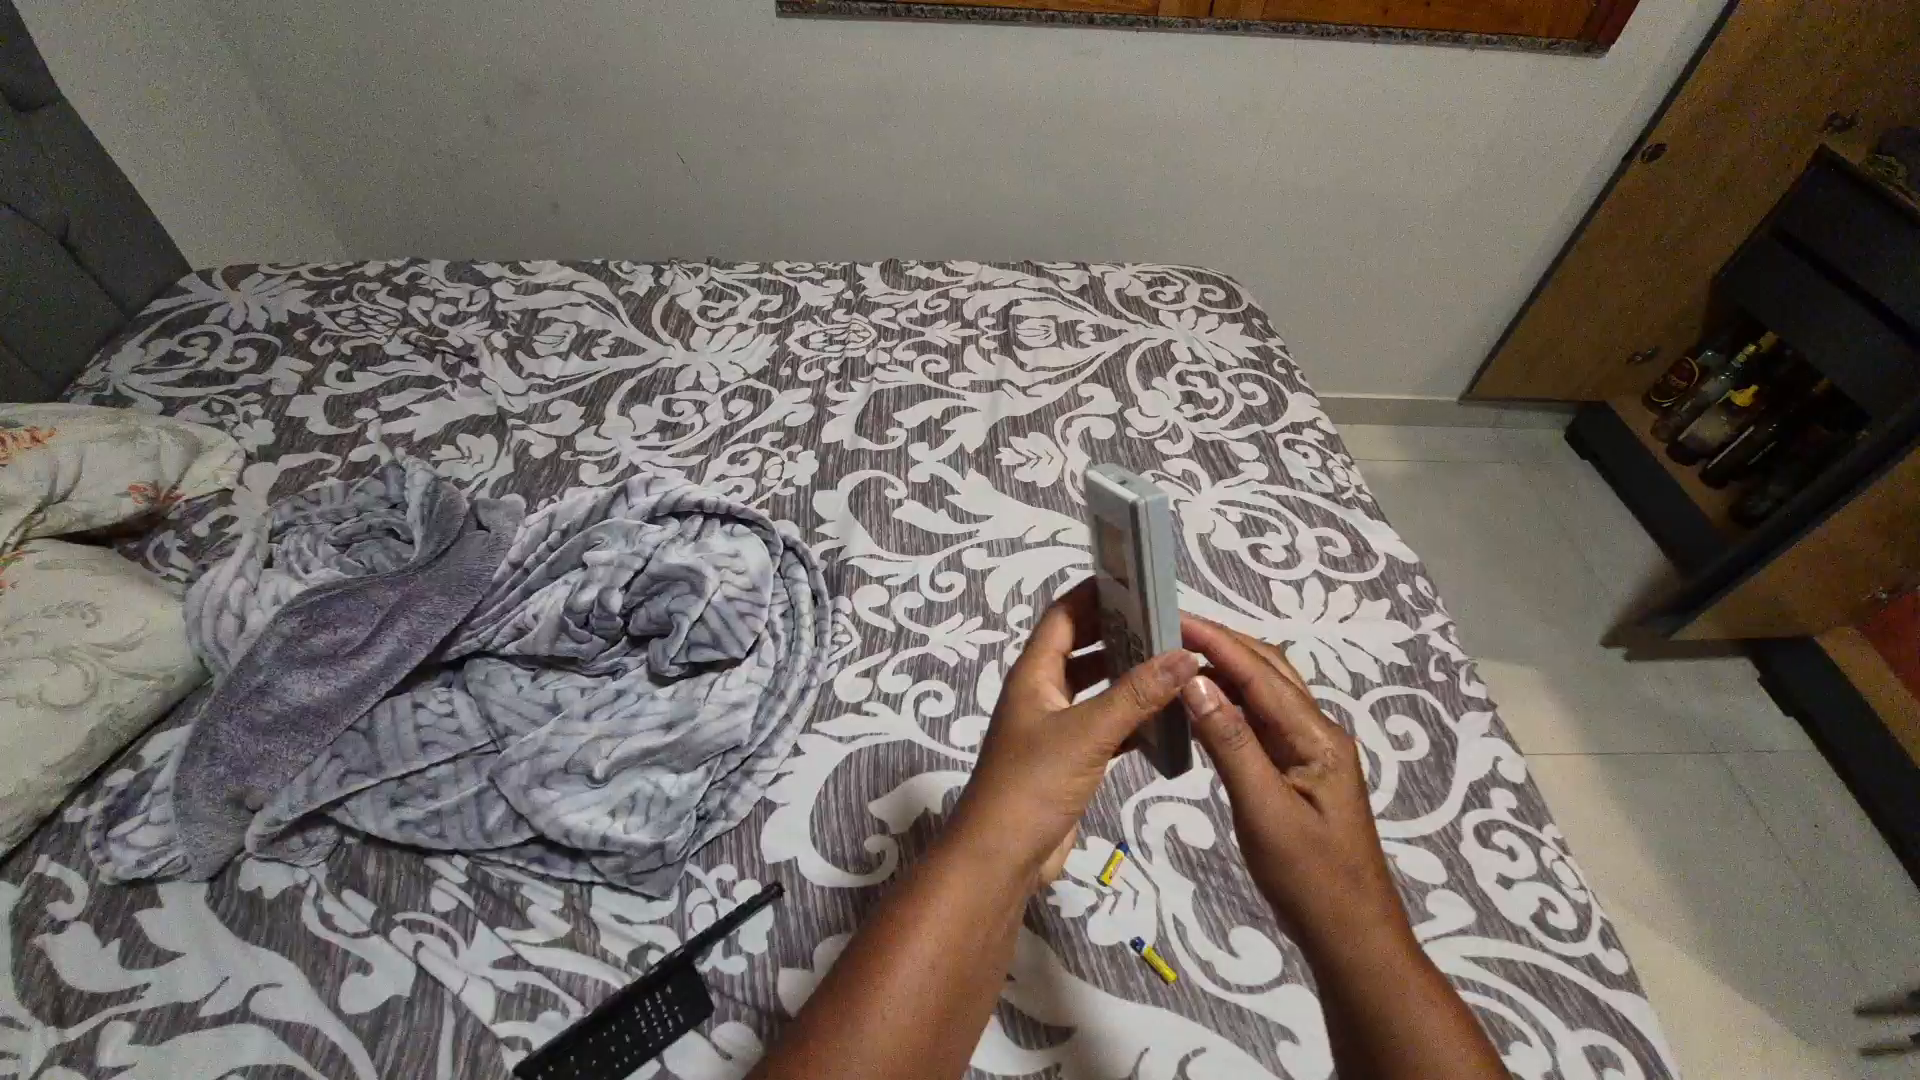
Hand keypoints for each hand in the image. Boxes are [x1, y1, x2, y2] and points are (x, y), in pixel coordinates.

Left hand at [951, 579, 1199, 890]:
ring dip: (1128, 677)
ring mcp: (1055, 727)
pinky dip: (1131, 718)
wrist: (1003, 857)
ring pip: (1096, 688)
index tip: (1137, 582)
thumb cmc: (1033, 783)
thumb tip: (1183, 655)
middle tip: (1169, 623)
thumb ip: (1135, 695)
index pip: (1064, 616)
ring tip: (1175, 664)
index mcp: (1034, 673)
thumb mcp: (1087, 733)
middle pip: (1082, 648)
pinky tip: (1165, 718)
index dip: (1095, 594)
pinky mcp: (1069, 759)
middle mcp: (1042, 692)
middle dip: (1120, 633)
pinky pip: (1104, 725)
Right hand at [1179, 616, 1416, 961]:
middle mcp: (1316, 731)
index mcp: (1316, 736)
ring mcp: (1307, 748)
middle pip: (1267, 669)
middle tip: (1169, 628)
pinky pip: (1258, 719)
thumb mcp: (1265, 810)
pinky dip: (1227, 700)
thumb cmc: (1310, 877)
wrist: (1349, 934)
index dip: (1216, 641)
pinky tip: (1199, 702)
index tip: (1173, 617)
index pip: (1259, 673)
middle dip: (1221, 642)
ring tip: (1176, 655)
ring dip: (1224, 667)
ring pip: (1263, 691)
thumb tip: (1195, 680)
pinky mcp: (1294, 766)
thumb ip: (1231, 742)